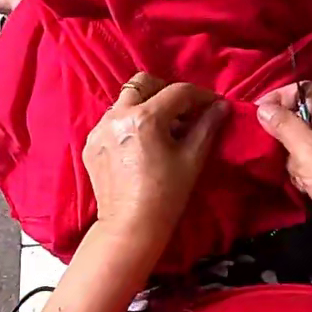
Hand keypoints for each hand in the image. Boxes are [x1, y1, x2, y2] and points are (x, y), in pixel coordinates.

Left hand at [84, 73, 228, 250]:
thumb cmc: (166, 195)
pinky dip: (127, 125)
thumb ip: (207, 126)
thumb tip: (221, 106)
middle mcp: (117, 116)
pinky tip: (140, 144)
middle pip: (142, 83)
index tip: (213, 104)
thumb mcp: (192, 159)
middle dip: (165, 91)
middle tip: (183, 110)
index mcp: (144, 118)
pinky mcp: (90, 145)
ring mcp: (99, 130)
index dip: (201, 95)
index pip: (178, 92)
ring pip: (124, 102)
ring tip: (162, 128)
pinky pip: (110, 123)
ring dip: (145, 106)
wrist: (131, 227)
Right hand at [255, 82, 311, 259]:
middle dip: (285, 133)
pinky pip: (307, 158)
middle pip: (300, 115)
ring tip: (299, 173)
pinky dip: (301, 170)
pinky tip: (306, 184)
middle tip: (277, 149)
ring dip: (292, 157)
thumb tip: (262, 107)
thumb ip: (283, 125)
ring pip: (299, 139)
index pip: (303, 89)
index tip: (256, 113)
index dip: (279, 98)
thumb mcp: (307, 150)